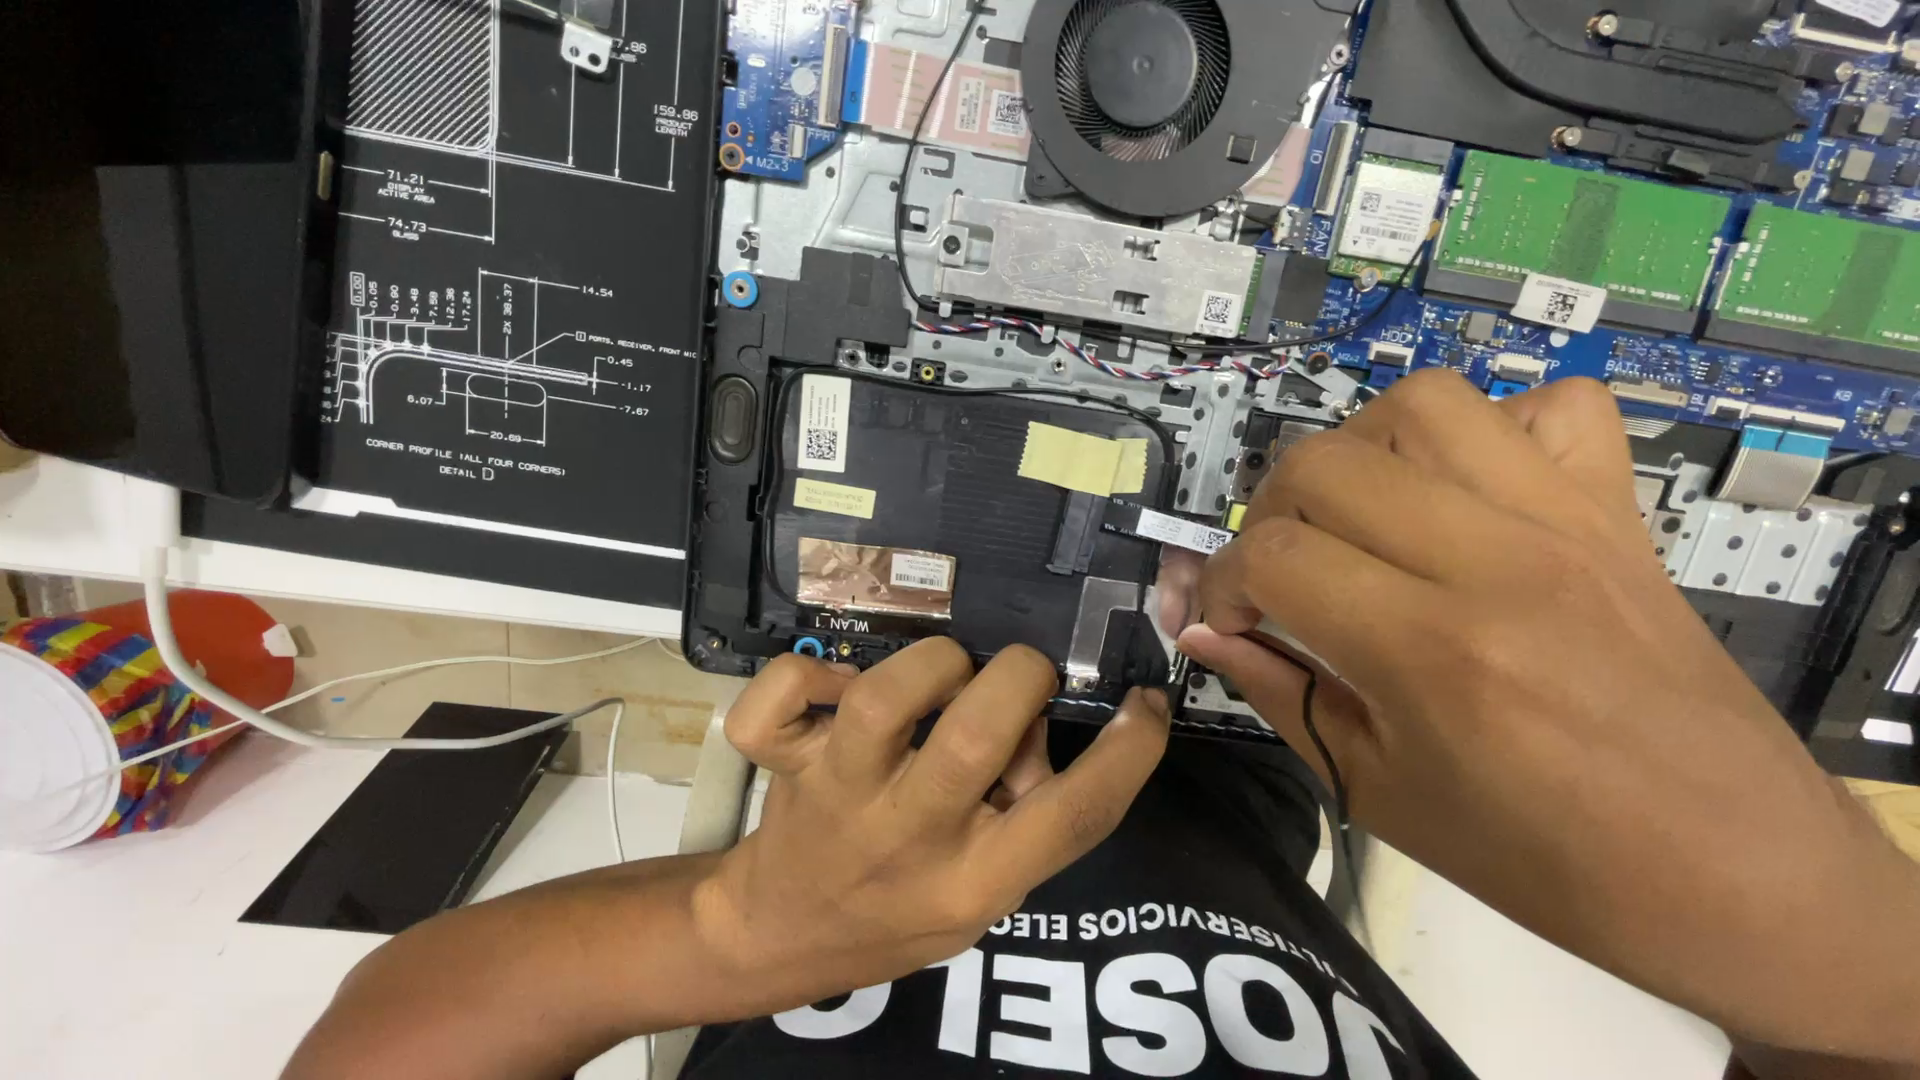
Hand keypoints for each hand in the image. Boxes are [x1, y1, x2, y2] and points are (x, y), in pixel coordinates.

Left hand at [692, 639, 1169, 1011]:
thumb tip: (1035, 724)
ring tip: (943, 675)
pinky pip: (782, 698)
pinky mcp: (784, 763)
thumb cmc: (900, 909)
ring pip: (883, 700)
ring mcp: (839, 796)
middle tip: (1020, 678)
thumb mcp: (986, 892)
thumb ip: (1028, 821)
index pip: (1073, 818)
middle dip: (1020, 677)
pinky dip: (806, 673)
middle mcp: (908, 836)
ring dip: (932, 663)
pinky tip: (834, 686)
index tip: (1145, 703)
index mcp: (974, 879)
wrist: (782, 934)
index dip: (1128, 752)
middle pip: (977, 735)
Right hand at [1177, 369, 1919, 1059]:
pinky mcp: (1619, 514)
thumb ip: (1277, 690)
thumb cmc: (1536, 858)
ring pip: (1424, 404)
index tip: (1223, 619)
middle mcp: (1497, 561)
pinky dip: (1492, 428)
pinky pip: (1555, 409)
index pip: (1273, 557)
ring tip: (1354, 513)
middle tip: (1277, 572)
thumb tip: (1200, 627)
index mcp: (1431, 651)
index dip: (1220, 584)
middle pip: (1324, 463)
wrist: (1731, 877)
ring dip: (1358, 449)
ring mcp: (1568, 522)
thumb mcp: (1374, 789)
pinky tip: (1462, 490)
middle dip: (1266, 514)